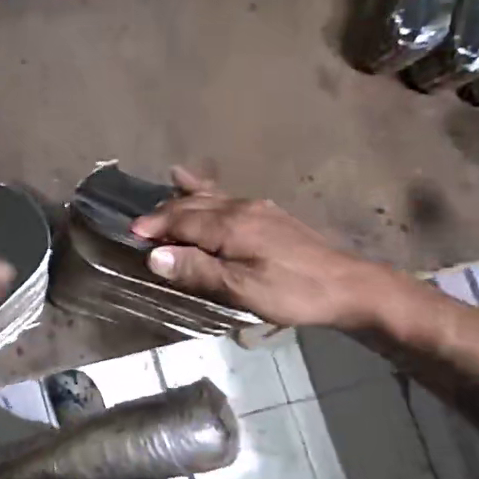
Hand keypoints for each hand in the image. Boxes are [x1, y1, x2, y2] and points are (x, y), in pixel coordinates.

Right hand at [130, 168, 404, 328]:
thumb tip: (154, 256)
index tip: (130, 234)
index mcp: (230, 226)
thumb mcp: (242, 289)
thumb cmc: (293, 292)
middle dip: (162, 213)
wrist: (349, 286)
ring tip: (160, 199)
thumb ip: (197, 270)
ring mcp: (257, 208)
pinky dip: (205, 190)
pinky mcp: (269, 215)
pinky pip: (226, 197)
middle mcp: (240, 208)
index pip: (181, 221)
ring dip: (181, 200)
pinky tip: (200, 186)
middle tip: (140, 227)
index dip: (154, 227)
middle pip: (192, 205)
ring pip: (209, 198)